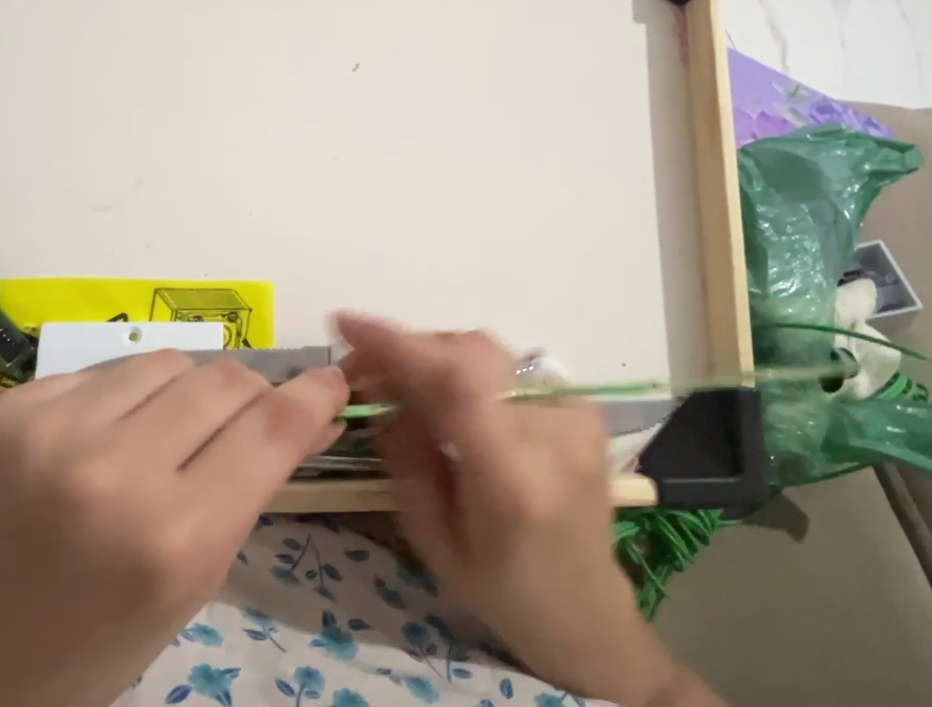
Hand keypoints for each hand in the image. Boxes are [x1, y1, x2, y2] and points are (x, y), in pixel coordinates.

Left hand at [0, 352, 347, 706]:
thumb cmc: (79, 655)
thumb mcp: (183, 594)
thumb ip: (243, 496)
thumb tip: (296, 420)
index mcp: (171, 540)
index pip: (270, 430)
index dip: (313, 397)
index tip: (330, 382)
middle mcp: (112, 470)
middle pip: (221, 380)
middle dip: (250, 393)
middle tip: (246, 418)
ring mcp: (48, 430)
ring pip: (163, 362)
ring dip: (183, 391)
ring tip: (164, 431)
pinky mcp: (2, 409)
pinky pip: (96, 373)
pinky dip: (116, 400)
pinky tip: (94, 441)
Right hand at [336, 314, 720, 706]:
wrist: (586, 607)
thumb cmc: (499, 589)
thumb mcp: (432, 537)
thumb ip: (405, 456)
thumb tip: (379, 387)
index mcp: (513, 479)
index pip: (455, 384)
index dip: (397, 345)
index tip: (345, 324)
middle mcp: (552, 432)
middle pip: (469, 353)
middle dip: (407, 349)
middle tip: (363, 368)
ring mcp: (574, 413)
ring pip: (487, 351)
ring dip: (434, 355)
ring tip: (398, 381)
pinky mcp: (581, 406)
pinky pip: (507, 366)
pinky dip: (467, 369)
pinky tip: (448, 399)